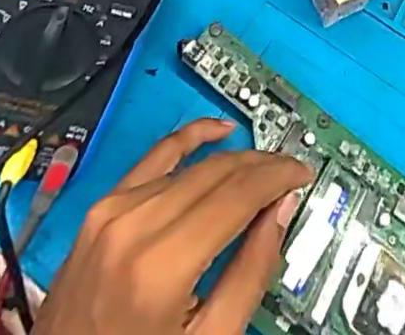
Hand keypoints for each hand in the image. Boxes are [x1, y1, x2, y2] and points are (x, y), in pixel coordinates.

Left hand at [37, 118, 312, 334]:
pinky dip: (191, 138)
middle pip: (219, 172)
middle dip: (263, 168)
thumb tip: (281, 209)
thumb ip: (250, 274)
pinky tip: (219, 130)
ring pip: (194, 165)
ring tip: (265, 168)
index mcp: (161, 267)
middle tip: (291, 174)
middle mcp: (135, 226)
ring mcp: (113, 211)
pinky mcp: (102, 207)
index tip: (302, 176)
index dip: (278, 178)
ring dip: (236, 161)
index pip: (238, 194)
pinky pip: (155, 156)